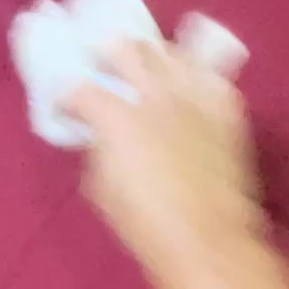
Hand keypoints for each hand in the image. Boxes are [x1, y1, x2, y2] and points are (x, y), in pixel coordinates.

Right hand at [65, 40, 270, 288]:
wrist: (206, 240)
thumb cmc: (144, 224)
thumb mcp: (101, 188)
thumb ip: (97, 149)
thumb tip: (98, 135)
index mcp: (115, 116)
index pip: (80, 88)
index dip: (66, 96)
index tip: (64, 106)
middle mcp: (155, 94)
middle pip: (127, 48)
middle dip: (108, 54)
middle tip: (101, 65)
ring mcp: (194, 96)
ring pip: (169, 51)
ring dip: (152, 56)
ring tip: (146, 67)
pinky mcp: (225, 108)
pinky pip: (209, 75)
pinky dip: (194, 76)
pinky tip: (186, 88)